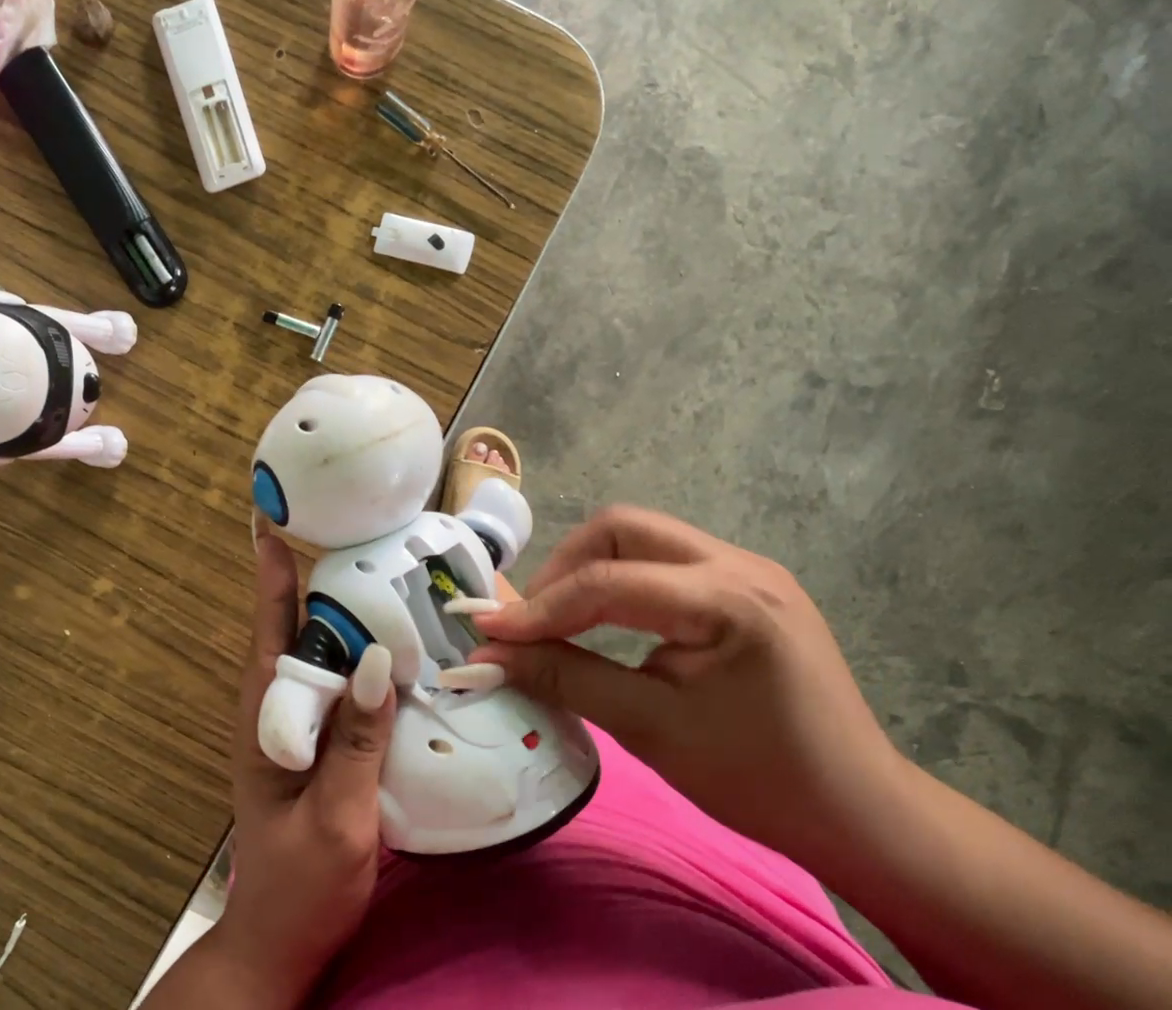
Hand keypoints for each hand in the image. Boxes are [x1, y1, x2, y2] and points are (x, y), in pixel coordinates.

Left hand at [211, 516, 395, 1005]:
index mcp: (265, 725)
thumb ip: (357, 742)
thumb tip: (378, 659)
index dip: (271, 581)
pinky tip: (386, 658)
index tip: (272, 527)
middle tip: (352, 540)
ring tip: (374, 580)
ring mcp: (289, 738)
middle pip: (289, 639)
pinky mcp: (311, 755)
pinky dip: (352, 666)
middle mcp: (270, 720)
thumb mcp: (338, 817)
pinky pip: (331, 696)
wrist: (282, 943)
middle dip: (310, 587)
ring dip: (334, 622)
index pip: (267, 637)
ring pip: (310, 665)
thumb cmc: (303, 885)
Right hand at [461, 505, 905, 862]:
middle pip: (621, 529)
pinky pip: (665, 563)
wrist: (858, 812)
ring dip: (590, 572)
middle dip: (563, 569)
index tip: (484, 632)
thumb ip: (563, 678)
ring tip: (560, 623)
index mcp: (728, 600)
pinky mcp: (750, 588)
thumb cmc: (757, 777)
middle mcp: (741, 565)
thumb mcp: (649, 728)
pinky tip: (608, 624)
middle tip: (531, 622)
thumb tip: (487, 654)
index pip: (606, 581)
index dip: (537, 607)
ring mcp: (751, 571)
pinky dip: (621, 583)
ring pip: (641, 538)